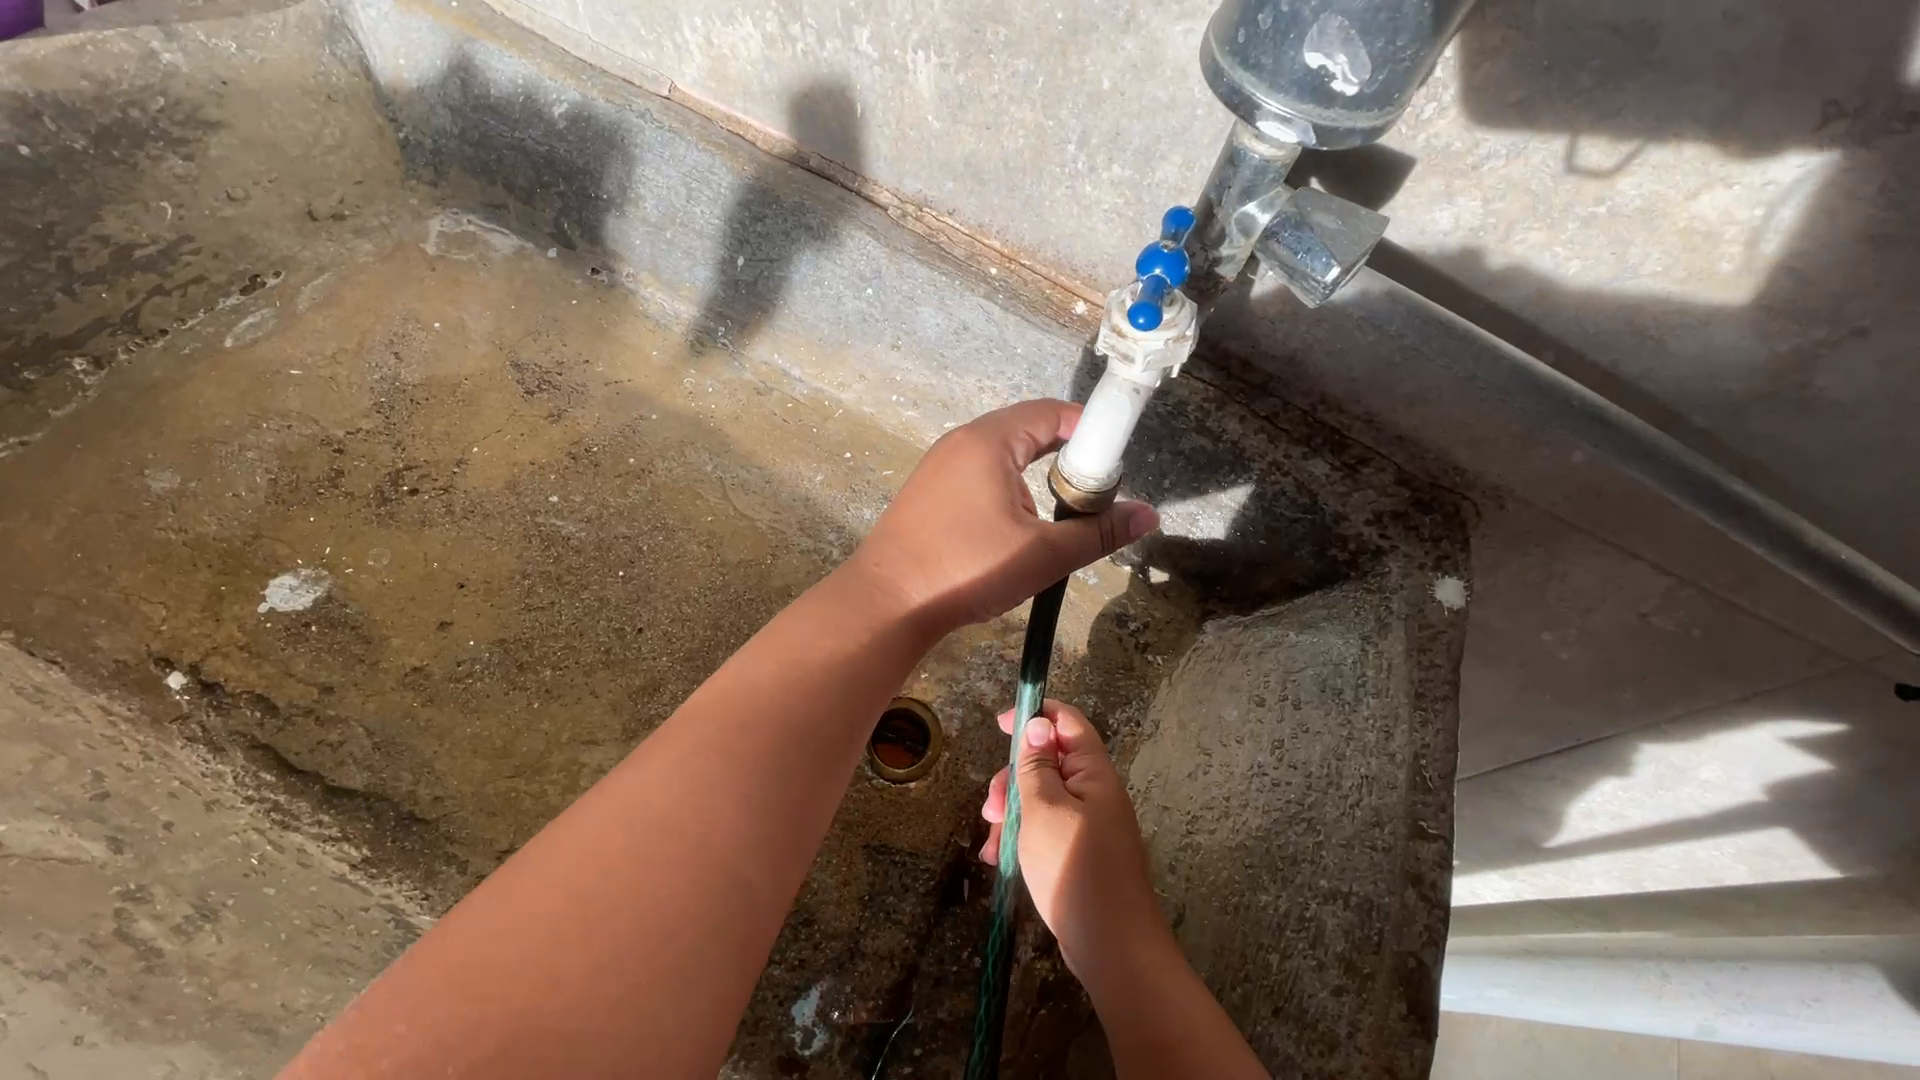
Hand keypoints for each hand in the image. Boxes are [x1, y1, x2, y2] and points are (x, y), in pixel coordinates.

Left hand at [844, 400, 1156, 629]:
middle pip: (1025, 432)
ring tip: (1054, 519)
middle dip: (1063, 458)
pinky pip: (977, 477)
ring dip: (1033, 480)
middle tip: (1089, 496)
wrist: (887, 602)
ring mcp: (938, 467)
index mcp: (989, 441)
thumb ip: (1097, 533)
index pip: (1049, 412)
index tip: (1112, 463)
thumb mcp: (1043, 553)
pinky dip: (1005, 492)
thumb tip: (1148, 515)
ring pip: (1000, 458)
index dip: (1087, 430)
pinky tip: (1012, 531)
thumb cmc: (967, 568)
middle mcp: (960, 443)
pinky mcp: (926, 494)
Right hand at [979, 699, 1167, 977]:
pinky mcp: (1077, 854)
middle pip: (1047, 763)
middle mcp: (1094, 793)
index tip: (999, 724)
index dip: (1035, 715)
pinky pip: (1044, 830)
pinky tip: (997, 860)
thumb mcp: (1043, 809)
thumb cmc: (1074, 868)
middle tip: (992, 807)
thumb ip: (1037, 765)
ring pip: (1040, 800)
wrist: (1112, 946)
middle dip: (1012, 779)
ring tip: (990, 842)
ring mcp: (1087, 825)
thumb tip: (1039, 723)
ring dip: (1010, 813)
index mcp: (1093, 773)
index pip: (1067, 723)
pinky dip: (1020, 838)